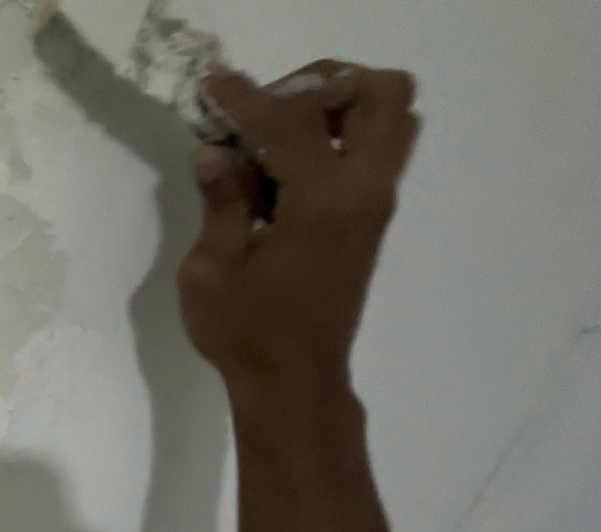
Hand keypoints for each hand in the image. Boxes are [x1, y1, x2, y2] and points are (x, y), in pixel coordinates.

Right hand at [177, 62, 419, 400]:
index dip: (248, 98)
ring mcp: (376, 202)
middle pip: (378, 93)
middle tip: (265, 110)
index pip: (292, 123)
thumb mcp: (211, 269)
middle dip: (319, 85)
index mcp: (323, 200)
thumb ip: (221, 204)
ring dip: (340, 107)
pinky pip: (377, 150)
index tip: (213, 86)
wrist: (293, 376)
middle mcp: (366, 188)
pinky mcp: (370, 218)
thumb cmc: (243, 330)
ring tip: (277, 135)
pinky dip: (339, 137)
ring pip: (390, 117)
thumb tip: (216, 153)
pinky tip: (287, 168)